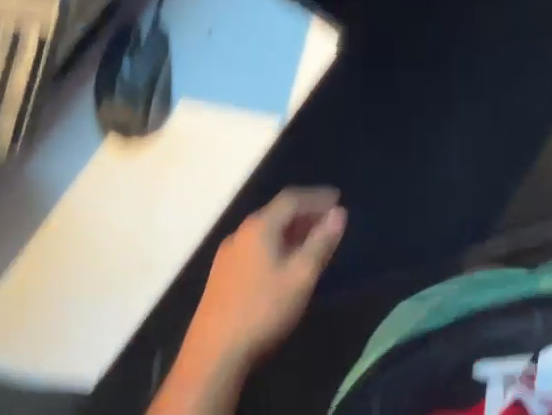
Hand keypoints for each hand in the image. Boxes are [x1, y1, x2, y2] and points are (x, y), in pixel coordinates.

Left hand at [179, 187, 346, 376]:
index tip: (338, 199)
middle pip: (276, 213)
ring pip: (265, 232)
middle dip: (305, 213)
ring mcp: (227, 256)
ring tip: (312, 241)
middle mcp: (240, 234)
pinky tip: (285, 264)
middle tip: (329, 220)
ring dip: (291, 230)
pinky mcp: (221, 277)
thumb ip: (322, 241)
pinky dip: (276, 245)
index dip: (317, 196)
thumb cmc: (263, 309)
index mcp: (260, 227)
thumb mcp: (302, 275)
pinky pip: (255, 248)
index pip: (291, 198)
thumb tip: (339, 212)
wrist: (212, 356)